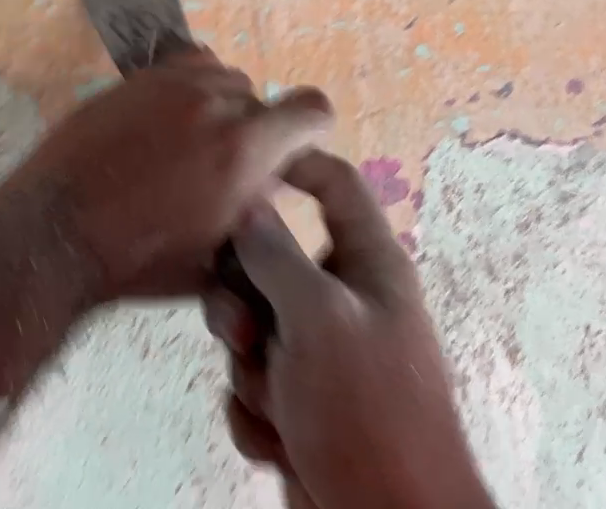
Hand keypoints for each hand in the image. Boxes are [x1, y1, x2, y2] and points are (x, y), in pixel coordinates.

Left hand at [17, 51, 333, 298]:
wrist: (57, 231)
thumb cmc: (139, 260)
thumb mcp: (217, 256)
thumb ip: (259, 211)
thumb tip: (271, 182)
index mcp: (245, 150)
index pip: (312, 109)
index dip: (311, 129)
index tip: (292, 152)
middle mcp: (216, 104)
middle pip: (260, 98)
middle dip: (255, 129)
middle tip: (225, 166)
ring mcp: (172, 83)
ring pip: (223, 78)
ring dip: (221, 106)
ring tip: (191, 143)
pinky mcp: (136, 78)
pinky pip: (185, 65)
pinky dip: (189, 87)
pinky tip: (166, 121)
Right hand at [205, 151, 491, 508]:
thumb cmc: (368, 410)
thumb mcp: (318, 318)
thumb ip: (274, 254)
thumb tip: (244, 202)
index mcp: (367, 265)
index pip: (334, 185)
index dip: (292, 164)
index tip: (237, 167)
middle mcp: (342, 301)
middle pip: (268, 263)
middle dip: (244, 305)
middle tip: (245, 335)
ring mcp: (320, 355)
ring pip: (250, 328)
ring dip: (251, 371)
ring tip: (277, 404)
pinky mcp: (300, 403)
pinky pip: (252, 383)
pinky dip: (257, 413)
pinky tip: (281, 441)